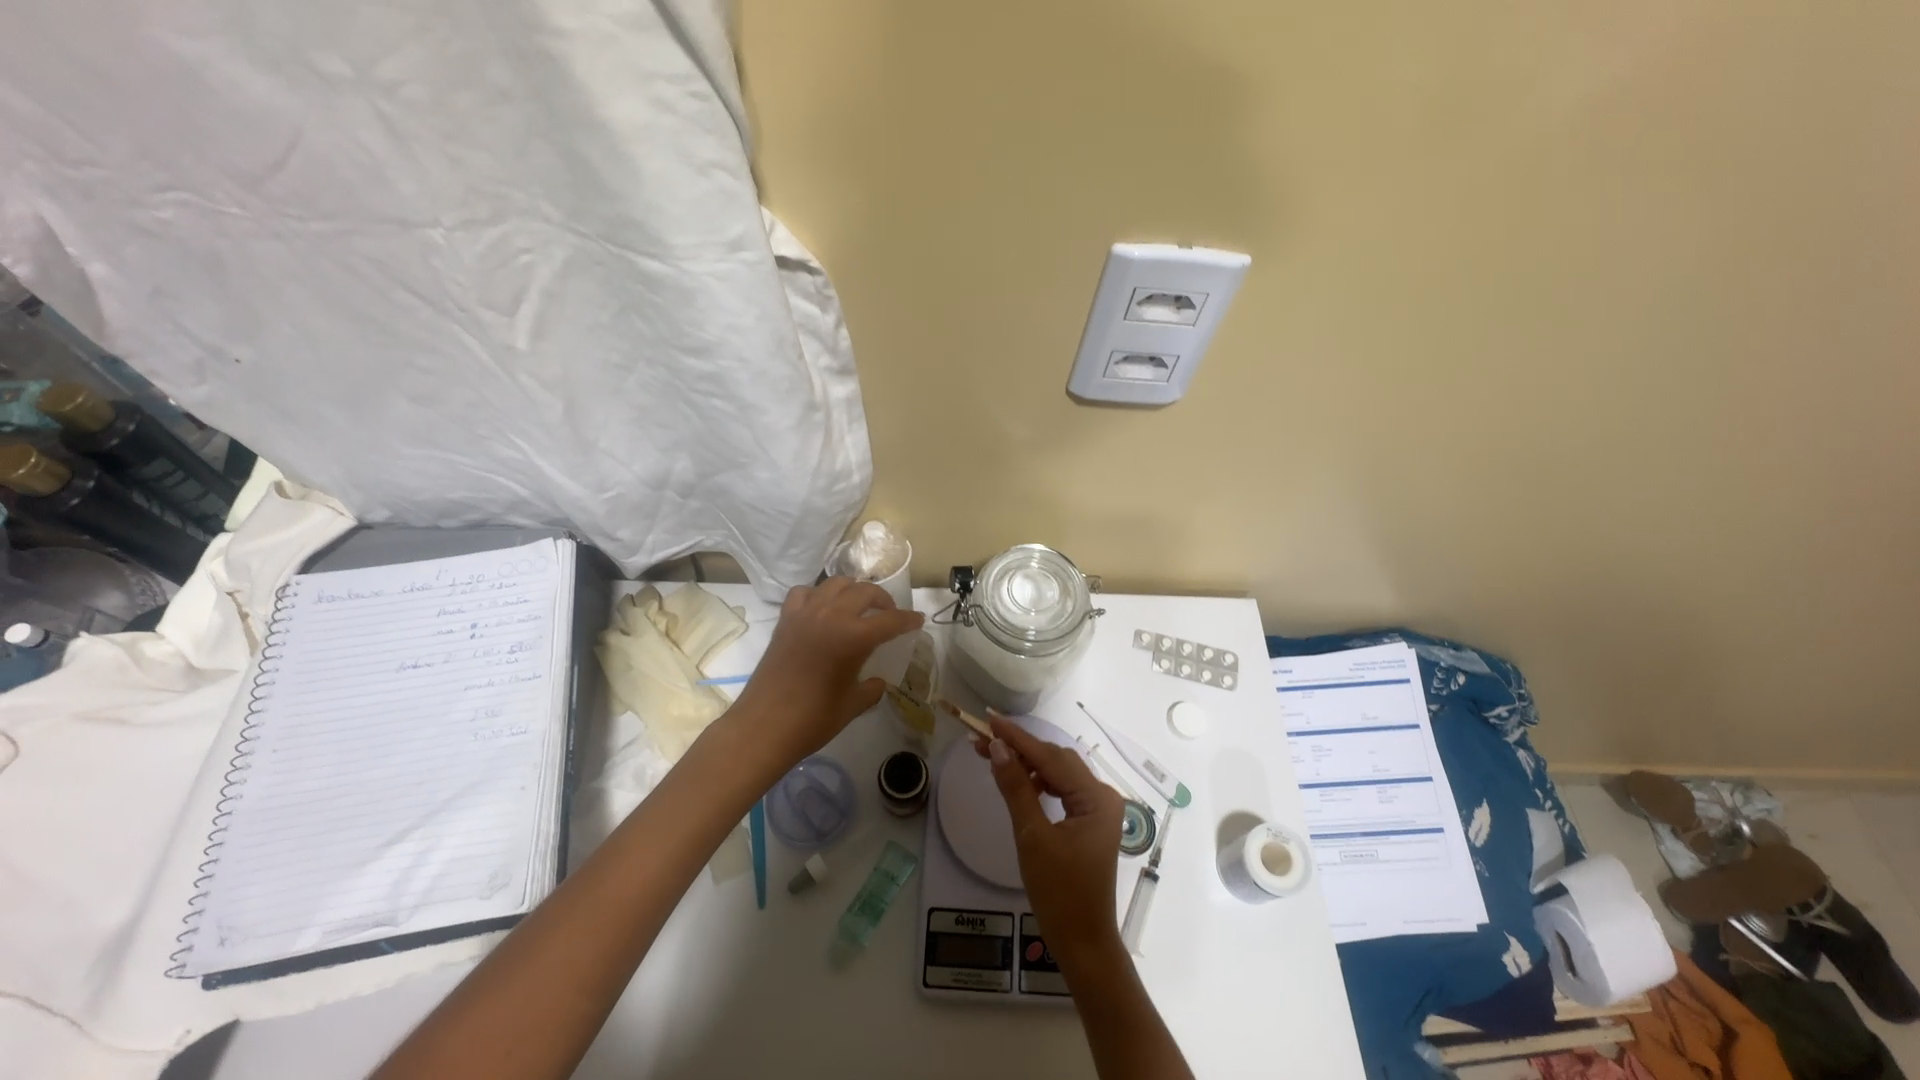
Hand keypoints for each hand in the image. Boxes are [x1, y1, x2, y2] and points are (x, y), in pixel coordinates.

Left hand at [728, 577, 922, 769]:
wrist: (764, 727)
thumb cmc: (813, 720)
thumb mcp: (852, 705)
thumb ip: (870, 689)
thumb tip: (877, 682)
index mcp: (853, 636)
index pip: (890, 620)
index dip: (908, 620)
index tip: (917, 621)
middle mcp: (831, 615)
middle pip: (864, 592)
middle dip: (882, 600)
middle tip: (889, 614)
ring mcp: (805, 614)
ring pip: (835, 584)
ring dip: (852, 590)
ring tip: (858, 606)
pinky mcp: (785, 621)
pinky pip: (803, 593)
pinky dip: (817, 595)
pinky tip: (822, 609)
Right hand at [979, 714, 1124, 960]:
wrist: (1083, 940)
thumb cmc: (1059, 892)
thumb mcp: (1032, 837)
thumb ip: (1016, 788)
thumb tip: (996, 749)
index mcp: (1096, 798)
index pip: (1050, 757)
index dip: (1016, 737)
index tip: (989, 718)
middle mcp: (1103, 797)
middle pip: (1056, 761)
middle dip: (1020, 749)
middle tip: (981, 741)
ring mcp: (1098, 811)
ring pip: (1059, 774)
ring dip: (1028, 765)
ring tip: (993, 759)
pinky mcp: (1090, 824)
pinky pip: (1062, 791)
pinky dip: (1039, 784)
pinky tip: (1018, 783)